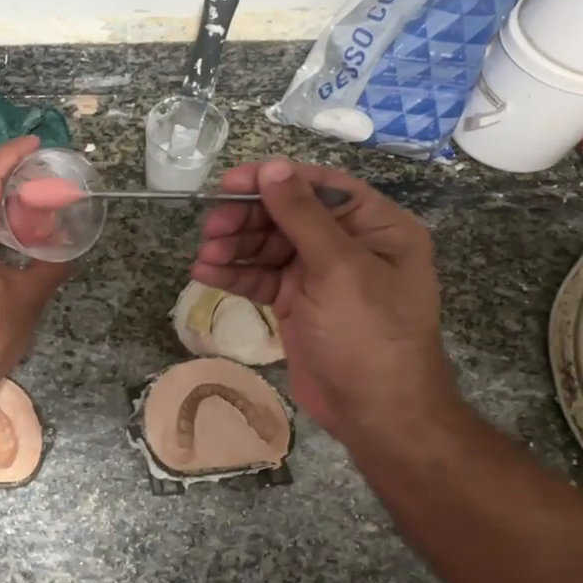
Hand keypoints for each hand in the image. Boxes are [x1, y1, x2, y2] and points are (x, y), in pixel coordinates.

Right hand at [191, 159, 460, 445]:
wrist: (378, 416)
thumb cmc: (370, 336)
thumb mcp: (339, 269)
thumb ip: (302, 215)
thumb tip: (271, 166)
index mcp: (376, 226)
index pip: (319, 186)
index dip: (274, 180)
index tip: (229, 183)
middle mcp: (349, 244)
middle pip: (287, 214)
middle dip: (247, 219)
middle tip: (211, 229)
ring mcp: (321, 275)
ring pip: (269, 244)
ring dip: (235, 246)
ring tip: (205, 256)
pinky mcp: (297, 302)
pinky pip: (261, 277)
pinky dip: (234, 273)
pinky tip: (206, 274)